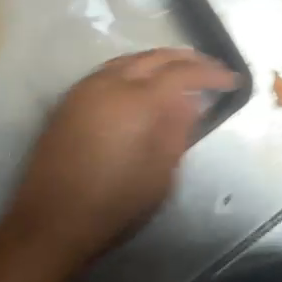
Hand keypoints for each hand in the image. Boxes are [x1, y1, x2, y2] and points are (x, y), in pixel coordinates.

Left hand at [5, 49, 237, 266]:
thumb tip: (191, 101)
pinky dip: (134, 70)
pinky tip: (143, 85)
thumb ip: (177, 132)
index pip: (182, 73)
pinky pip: (110, 71)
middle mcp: (110, 83)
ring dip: (159, 62)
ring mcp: (85, 88)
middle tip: (209, 70)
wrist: (49, 224)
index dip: (210, 72)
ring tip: (180, 74)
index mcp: (136, 101)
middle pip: (155, 57)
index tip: (232, 80)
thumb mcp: (159, 177)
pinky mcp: (69, 100)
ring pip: (130, 59)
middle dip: (186, 60)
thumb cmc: (112, 207)